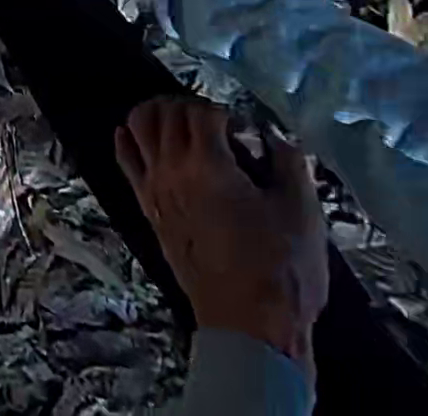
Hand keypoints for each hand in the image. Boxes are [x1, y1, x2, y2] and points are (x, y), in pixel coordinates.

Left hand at [115, 97, 328, 376]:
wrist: (248, 322)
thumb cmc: (281, 269)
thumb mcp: (302, 213)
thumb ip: (288, 164)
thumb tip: (273, 135)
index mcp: (208, 165)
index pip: (199, 112)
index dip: (221, 110)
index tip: (240, 126)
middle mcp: (171, 167)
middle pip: (164, 113)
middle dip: (186, 104)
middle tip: (210, 117)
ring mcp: (152, 185)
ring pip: (137, 127)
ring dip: (154, 113)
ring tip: (175, 118)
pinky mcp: (145, 204)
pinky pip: (125, 159)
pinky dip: (127, 138)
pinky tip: (132, 132)